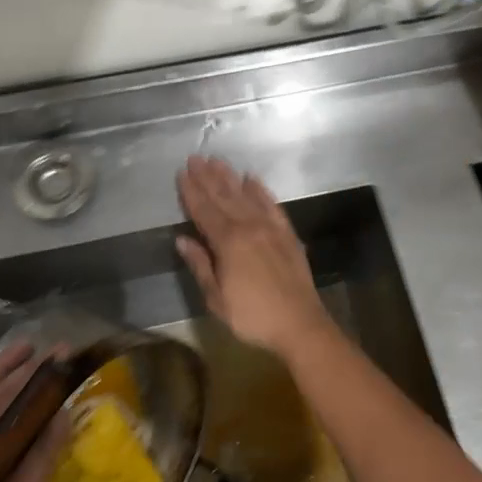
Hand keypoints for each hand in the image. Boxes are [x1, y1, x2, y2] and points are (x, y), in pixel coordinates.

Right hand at [174, 156, 336, 358]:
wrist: (300, 324)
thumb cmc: (252, 316)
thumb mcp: (217, 299)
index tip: (181, 173)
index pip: (204, 211)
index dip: (191, 192)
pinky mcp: (286, 233)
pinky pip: (271, 204)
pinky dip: (261, 190)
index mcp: (227, 242)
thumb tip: (182, 240)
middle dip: (207, 177)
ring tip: (217, 161)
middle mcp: (248, 226)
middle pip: (223, 197)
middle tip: (195, 157)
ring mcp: (270, 227)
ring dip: (229, 177)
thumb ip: (200, 265)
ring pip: (245, 195)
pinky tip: (252, 179)